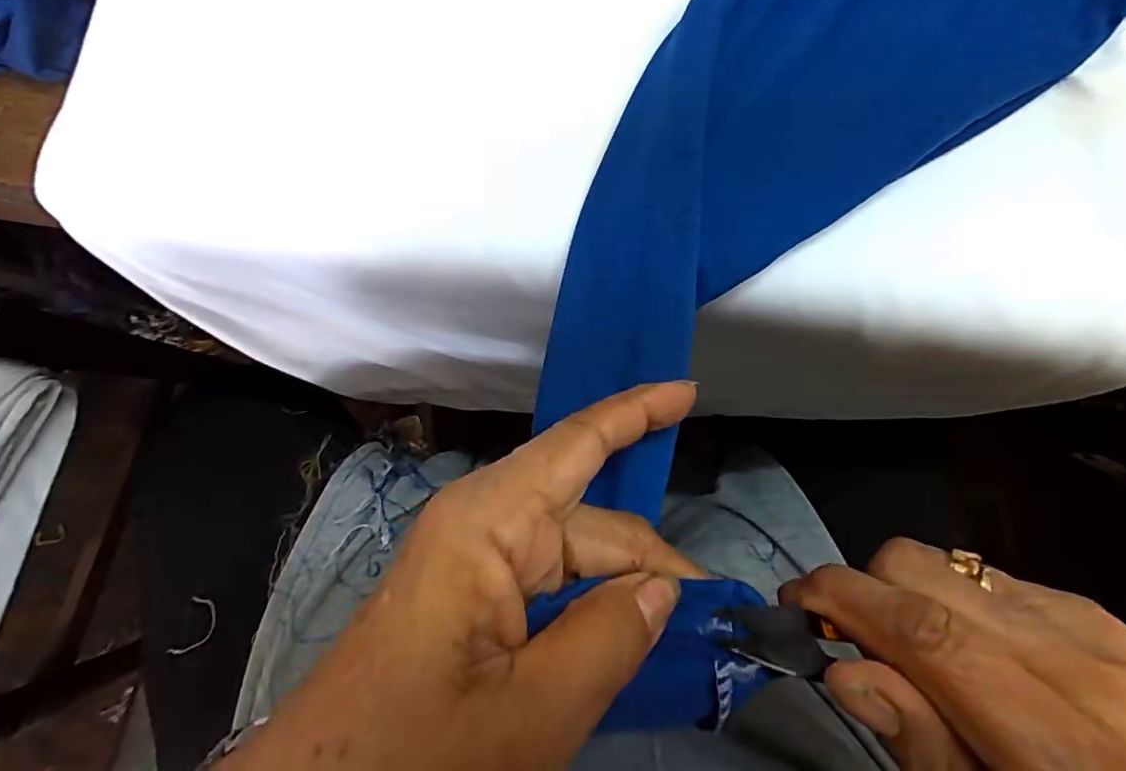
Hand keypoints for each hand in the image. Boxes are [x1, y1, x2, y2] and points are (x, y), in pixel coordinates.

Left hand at [220, 382, 704, 770]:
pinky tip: (622, 642)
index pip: (578, 443)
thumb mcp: (529, 713)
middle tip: (711, 614)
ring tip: (679, 634)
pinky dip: (590, 608)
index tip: (688, 391)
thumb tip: (661, 587)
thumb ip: (609, 640)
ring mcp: (474, 560)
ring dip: (622, 591)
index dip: (638, 412)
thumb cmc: (414, 756)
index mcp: (490, 521)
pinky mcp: (468, 597)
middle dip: (650, 560)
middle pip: (591, 522)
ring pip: (574, 559)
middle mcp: (483, 523)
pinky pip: (548, 587)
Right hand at [782, 539, 1125, 770]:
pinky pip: (992, 576)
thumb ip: (922, 744)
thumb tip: (844, 669)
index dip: (849, 600)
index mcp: (1060, 738)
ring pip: (952, 561)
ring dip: (910, 593)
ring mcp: (1094, 625)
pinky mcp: (1098, 612)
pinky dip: (958, 601)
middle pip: (927, 569)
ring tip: (912, 647)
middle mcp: (1079, 657)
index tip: (794, 600)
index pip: (928, 631)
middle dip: (869, 590)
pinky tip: (972, 649)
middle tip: (850, 637)